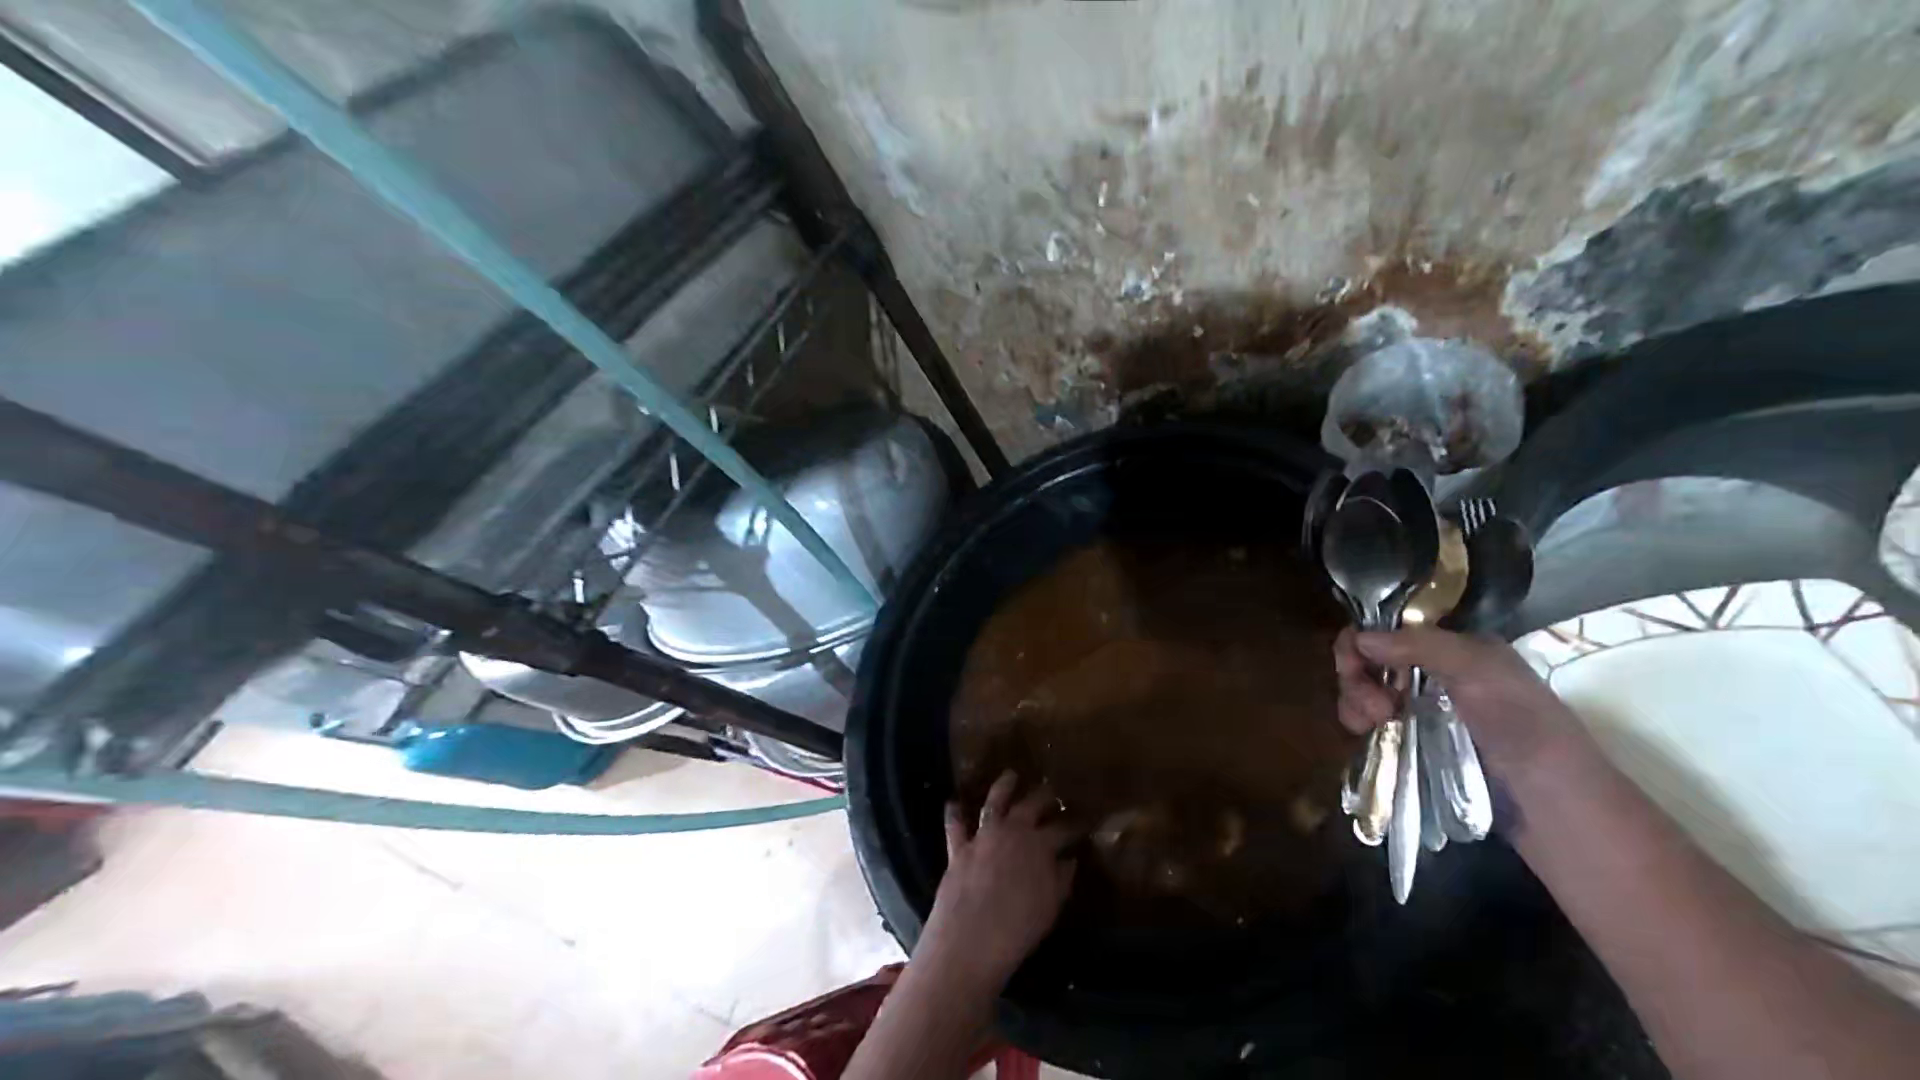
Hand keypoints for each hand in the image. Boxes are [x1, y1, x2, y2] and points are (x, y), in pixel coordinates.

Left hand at [917, 771, 1076, 990]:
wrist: (970, 941)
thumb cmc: (1018, 929)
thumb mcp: (1050, 907)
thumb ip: (1061, 879)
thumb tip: (1069, 859)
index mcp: (1040, 846)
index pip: (1064, 829)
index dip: (1076, 824)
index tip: (1086, 819)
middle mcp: (1012, 832)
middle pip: (1032, 805)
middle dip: (1045, 796)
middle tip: (1053, 791)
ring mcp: (983, 836)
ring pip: (995, 802)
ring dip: (1004, 786)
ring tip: (1011, 775)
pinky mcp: (959, 847)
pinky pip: (955, 824)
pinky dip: (954, 812)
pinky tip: (953, 802)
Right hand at [1333, 626, 1585, 780]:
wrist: (1552, 807)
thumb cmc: (1523, 727)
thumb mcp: (1480, 672)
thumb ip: (1420, 646)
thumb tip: (1359, 638)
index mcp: (1455, 648)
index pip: (1390, 628)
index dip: (1363, 640)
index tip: (1353, 665)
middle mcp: (1435, 673)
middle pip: (1370, 659)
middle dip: (1357, 678)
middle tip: (1373, 708)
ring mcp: (1421, 709)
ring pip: (1364, 690)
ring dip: (1355, 703)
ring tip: (1369, 727)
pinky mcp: (1413, 742)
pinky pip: (1370, 722)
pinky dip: (1361, 725)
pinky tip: (1368, 736)